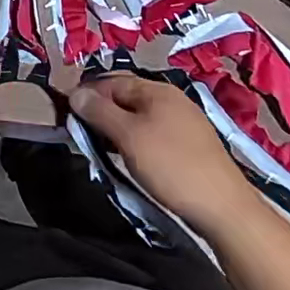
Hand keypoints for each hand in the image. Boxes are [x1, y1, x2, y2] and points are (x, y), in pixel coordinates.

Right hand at [68, 75, 254, 231]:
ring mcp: (184, 121)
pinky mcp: (190, 144)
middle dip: (101, 111)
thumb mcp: (128, 137)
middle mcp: (172, 99)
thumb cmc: (171, 166)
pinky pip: (153, 131)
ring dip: (116, 127)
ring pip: (139, 116)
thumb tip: (75, 93)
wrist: (223, 208)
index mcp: (157, 90)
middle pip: (126, 96)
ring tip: (100, 147)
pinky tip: (128, 157)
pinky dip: (134, 139)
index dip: (87, 94)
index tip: (66, 114)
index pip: (112, 81)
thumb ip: (100, 112)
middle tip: (81, 133)